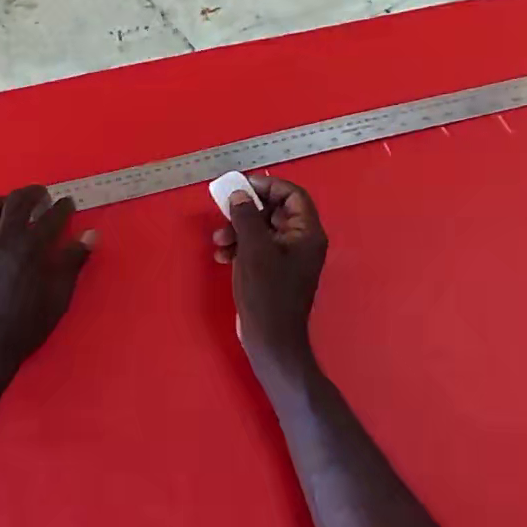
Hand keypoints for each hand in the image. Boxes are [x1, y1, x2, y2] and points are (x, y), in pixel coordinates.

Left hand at [0, 185, 95, 375]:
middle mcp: (3, 239)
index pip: (52, 216)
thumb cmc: (26, 326)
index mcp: (30, 248)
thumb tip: (90, 235)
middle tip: (42, 196)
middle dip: (33, 193)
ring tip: (12, 206)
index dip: (63, 207)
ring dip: (4, 202)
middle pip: (17, 201)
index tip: (69, 204)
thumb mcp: (58, 297)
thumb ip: (72, 262)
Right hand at [212, 175, 327, 372]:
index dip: (267, 186)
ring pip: (262, 230)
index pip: (292, 194)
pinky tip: (222, 256)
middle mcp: (301, 242)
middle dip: (246, 211)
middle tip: (224, 212)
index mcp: (307, 233)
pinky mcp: (274, 272)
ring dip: (238, 230)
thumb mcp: (254, 249)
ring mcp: (288, 258)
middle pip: (275, 211)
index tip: (241, 186)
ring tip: (218, 241)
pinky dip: (239, 247)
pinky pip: (257, 248)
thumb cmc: (266, 292)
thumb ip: (246, 216)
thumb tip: (238, 193)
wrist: (271, 340)